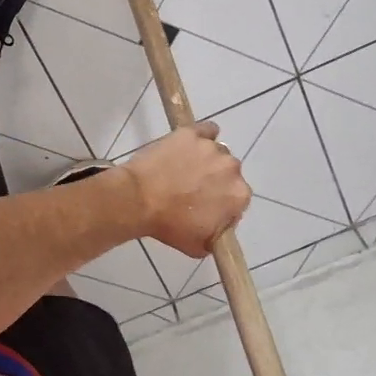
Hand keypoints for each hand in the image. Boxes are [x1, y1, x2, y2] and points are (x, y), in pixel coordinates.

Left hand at [122, 121, 250, 255]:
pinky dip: (203, 135)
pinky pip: (207, 130)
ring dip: (205, 160)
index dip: (221, 204)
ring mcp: (211, 147)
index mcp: (239, 196)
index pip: (237, 200)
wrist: (137, 199)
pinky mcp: (192, 132)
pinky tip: (192, 144)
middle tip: (191, 189)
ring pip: (216, 153)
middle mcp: (232, 168)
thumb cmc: (169, 225)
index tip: (205, 207)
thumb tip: (220, 226)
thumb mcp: (200, 246)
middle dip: (214, 181)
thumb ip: (219, 235)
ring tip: (182, 169)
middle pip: (228, 174)